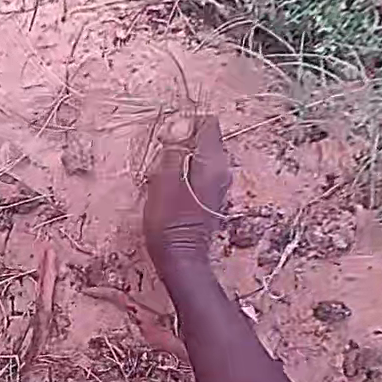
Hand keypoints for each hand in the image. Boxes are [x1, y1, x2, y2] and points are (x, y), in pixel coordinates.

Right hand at [143, 114, 230, 279]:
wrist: (181, 257)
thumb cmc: (168, 221)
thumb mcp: (163, 180)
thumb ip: (173, 151)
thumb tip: (178, 128)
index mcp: (212, 161)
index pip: (207, 124)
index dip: (185, 125)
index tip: (166, 139)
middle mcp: (222, 170)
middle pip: (204, 140)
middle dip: (181, 143)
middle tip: (159, 159)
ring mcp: (218, 186)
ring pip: (200, 158)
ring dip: (180, 161)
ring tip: (161, 175)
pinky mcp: (211, 200)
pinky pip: (198, 175)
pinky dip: (184, 175)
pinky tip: (169, 190)